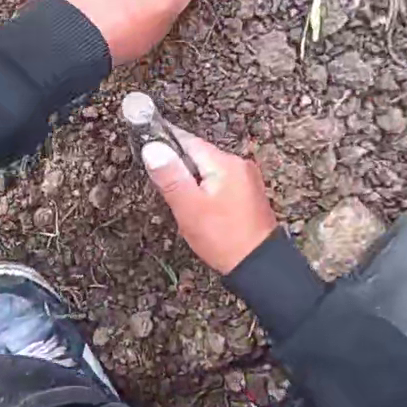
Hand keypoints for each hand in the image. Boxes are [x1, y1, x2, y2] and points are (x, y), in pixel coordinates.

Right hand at [140, 125, 278, 274]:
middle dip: (180, 169)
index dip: (166, 144)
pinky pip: (221, 183)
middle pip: (199, 156)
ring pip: (210, 171)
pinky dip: (207, 191)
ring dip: (194, 182)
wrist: (259, 266)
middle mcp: (239, 165)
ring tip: (185, 205)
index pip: (188, 141)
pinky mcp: (248, 194)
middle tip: (166, 189)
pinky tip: (203, 211)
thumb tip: (152, 148)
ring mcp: (246, 179)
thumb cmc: (225, 238)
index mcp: (225, 163)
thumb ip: (170, 176)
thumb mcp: (189, 207)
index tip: (147, 147)